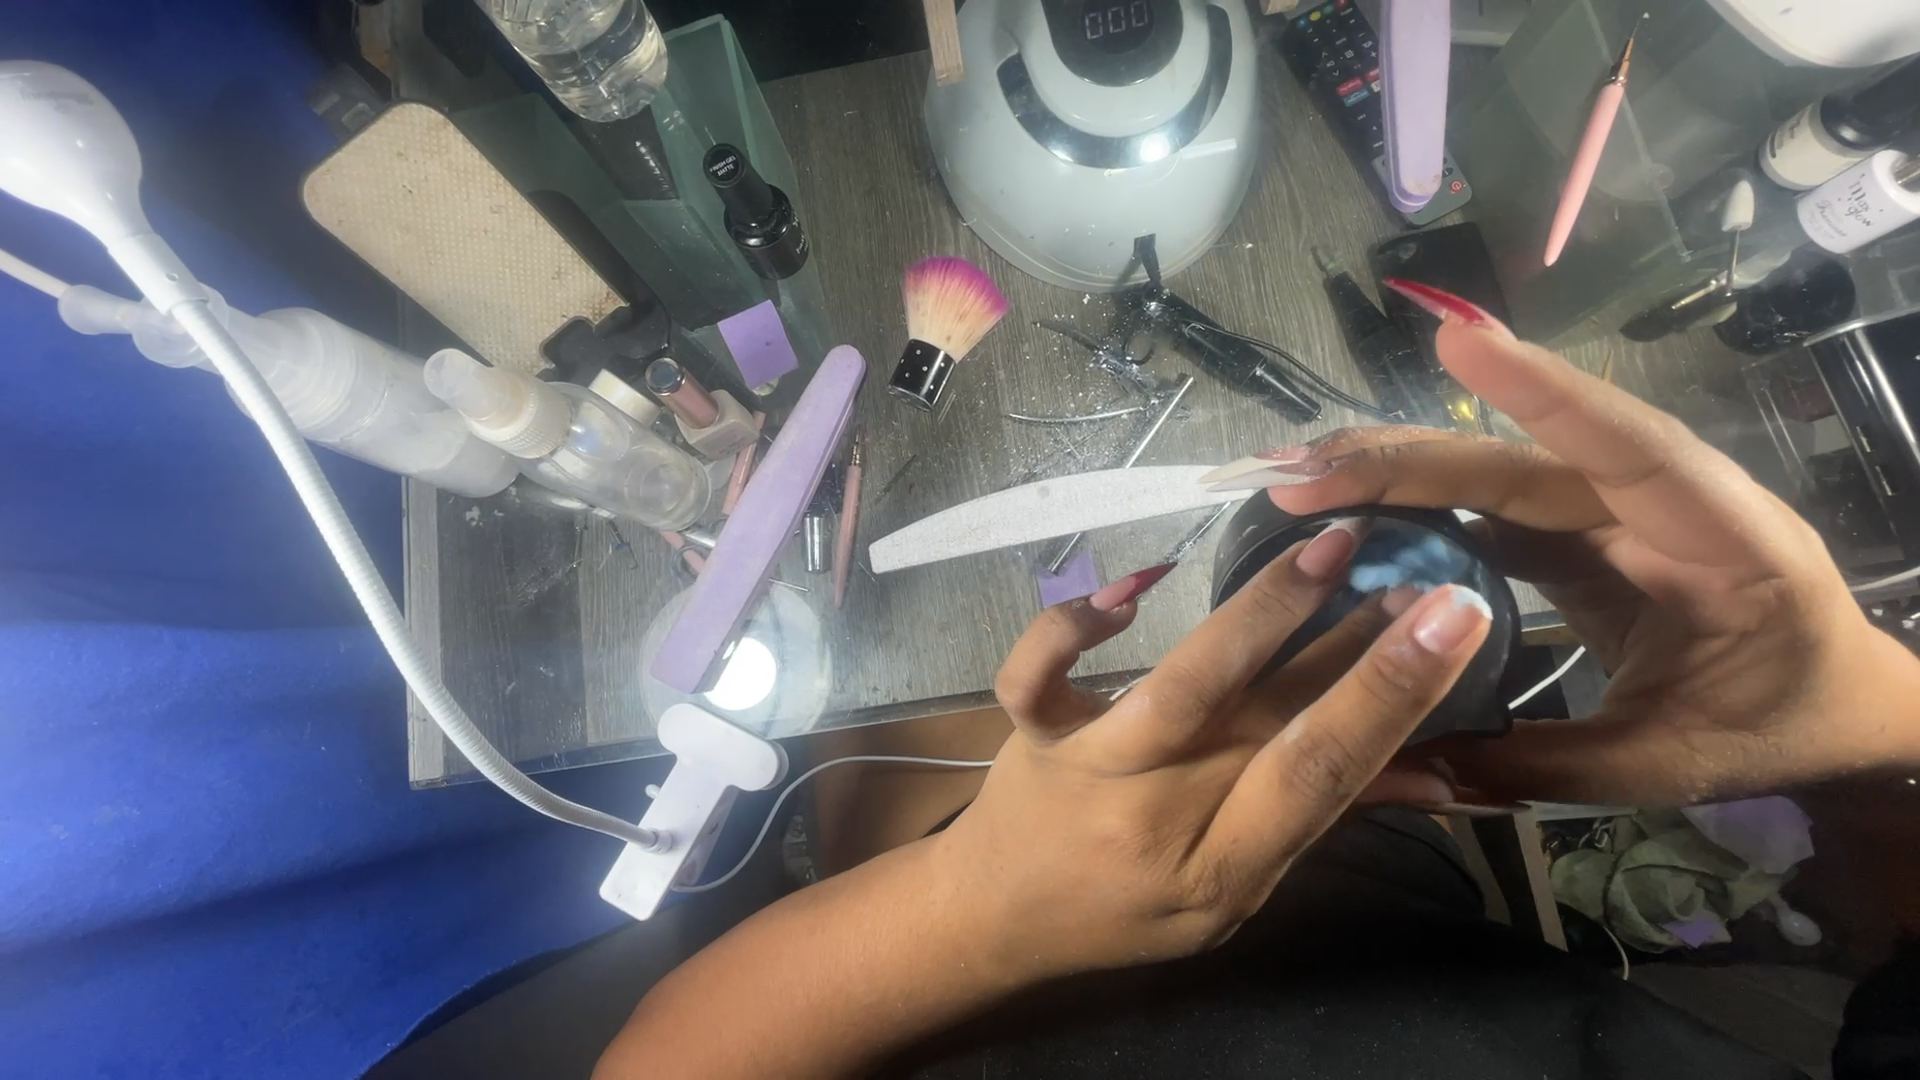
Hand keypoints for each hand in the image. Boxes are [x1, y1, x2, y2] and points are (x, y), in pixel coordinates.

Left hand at [931, 531, 1491, 982]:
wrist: (1001, 915)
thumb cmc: (1124, 907)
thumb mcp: (1229, 891)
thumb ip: (1317, 821)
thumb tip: (1436, 773)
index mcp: (1223, 866)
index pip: (1320, 775)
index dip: (1391, 699)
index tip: (1452, 622)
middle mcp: (1159, 813)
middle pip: (1263, 721)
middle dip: (1346, 642)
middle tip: (1404, 570)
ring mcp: (1089, 769)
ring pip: (1177, 686)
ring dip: (1254, 614)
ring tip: (1315, 553)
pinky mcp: (1032, 734)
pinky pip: (1037, 674)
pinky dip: (1072, 626)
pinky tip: (1131, 588)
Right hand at [1242, 296, 1919, 806]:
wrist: (1825, 705)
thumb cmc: (1777, 723)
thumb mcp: (1669, 761)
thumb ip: (1549, 760)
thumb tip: (1416, 759)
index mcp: (1716, 541)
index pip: (1627, 449)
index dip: (1542, 392)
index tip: (1457, 342)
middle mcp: (1645, 503)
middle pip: (1508, 462)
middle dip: (1398, 461)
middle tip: (1298, 475)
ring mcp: (1595, 511)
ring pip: (1478, 470)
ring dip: (1385, 468)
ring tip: (1299, 478)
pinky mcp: (1557, 529)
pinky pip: (1471, 503)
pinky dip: (1403, 499)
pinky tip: (1343, 505)